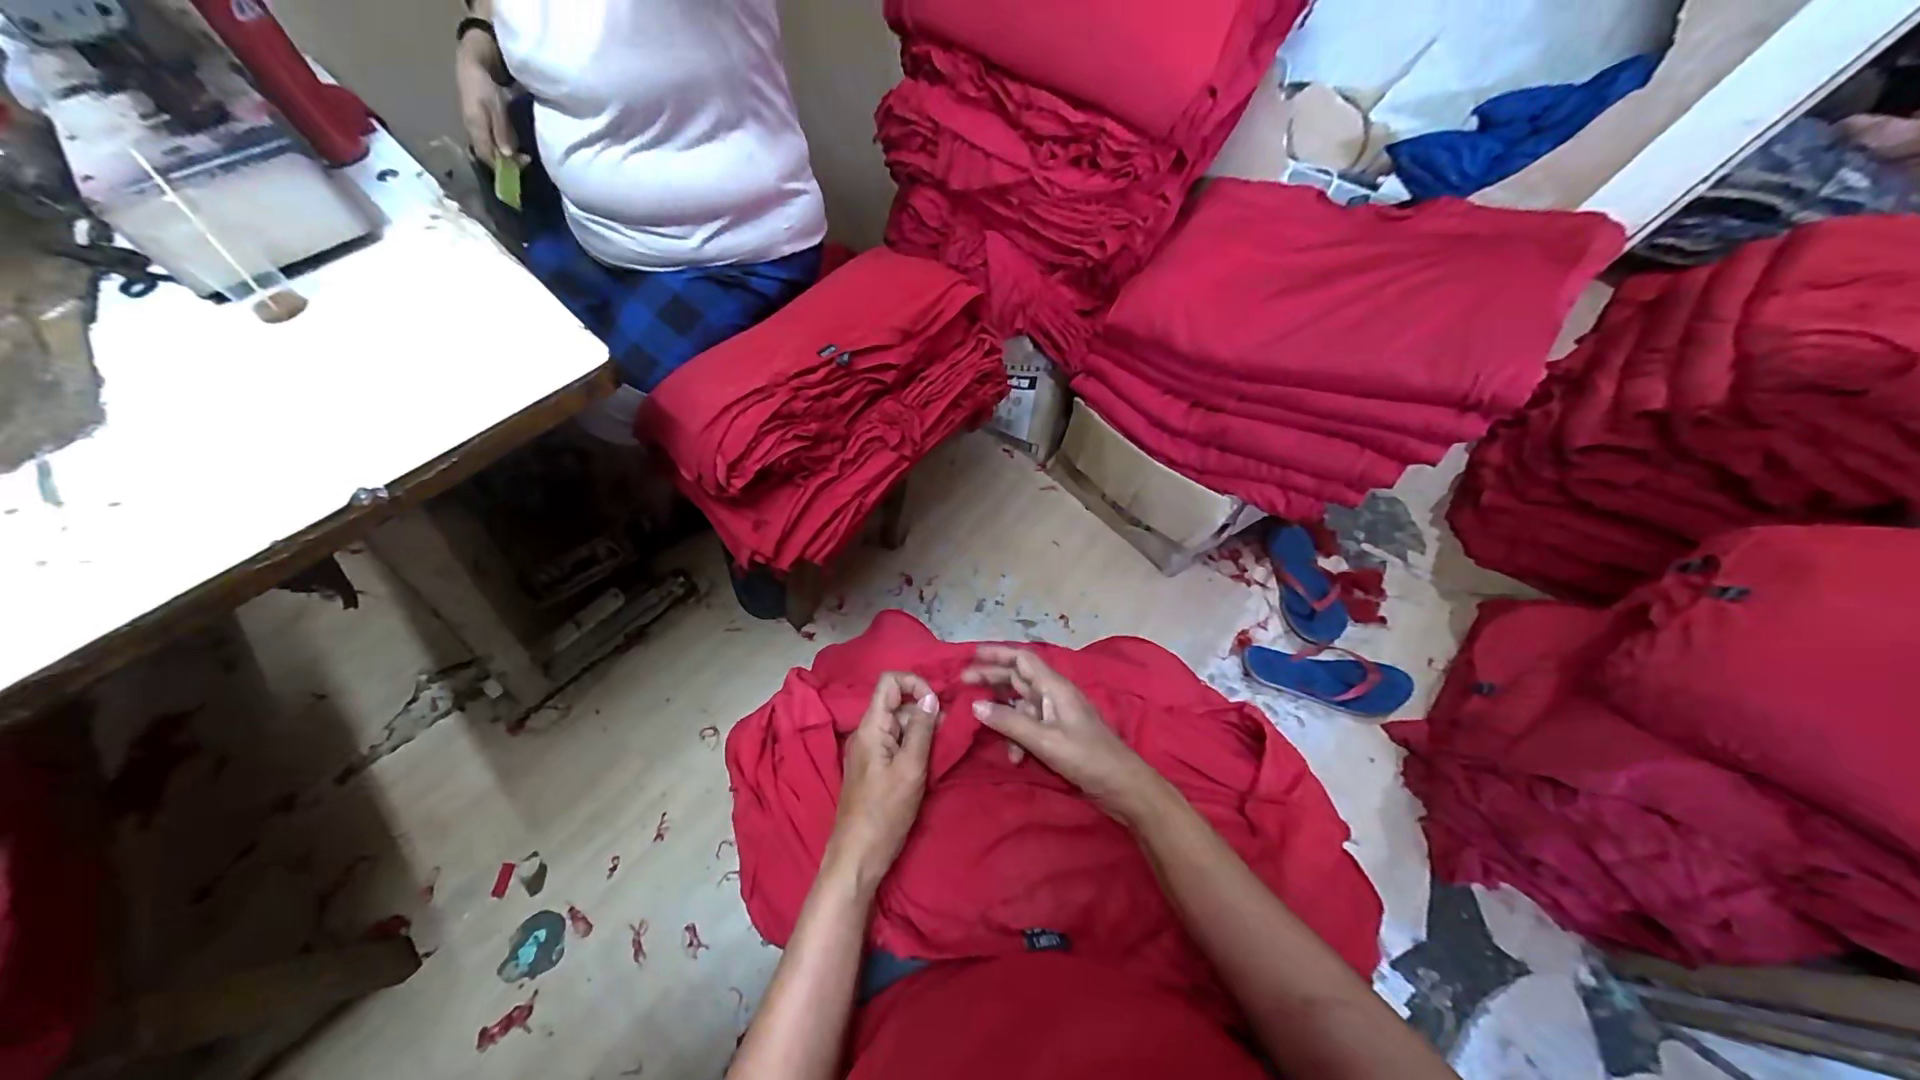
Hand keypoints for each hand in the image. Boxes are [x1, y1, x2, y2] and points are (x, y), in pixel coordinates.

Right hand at [455, 31, 518, 163]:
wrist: (473, 65)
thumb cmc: (485, 84)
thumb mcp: (496, 106)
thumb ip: (502, 130)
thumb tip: (507, 154)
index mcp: (475, 127)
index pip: (487, 156)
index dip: (502, 168)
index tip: (519, 172)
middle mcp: (473, 131)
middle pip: (488, 156)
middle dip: (507, 165)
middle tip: (525, 164)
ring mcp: (476, 129)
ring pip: (490, 151)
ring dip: (507, 159)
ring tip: (524, 159)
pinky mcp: (481, 125)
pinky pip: (492, 144)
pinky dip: (504, 150)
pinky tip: (516, 151)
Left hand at [829, 672, 939, 889]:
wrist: (857, 856)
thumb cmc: (884, 812)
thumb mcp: (910, 768)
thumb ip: (922, 730)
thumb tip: (931, 697)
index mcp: (871, 727)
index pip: (889, 681)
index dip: (915, 683)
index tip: (938, 704)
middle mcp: (867, 732)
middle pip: (899, 704)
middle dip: (925, 712)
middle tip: (947, 736)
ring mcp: (870, 750)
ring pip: (901, 725)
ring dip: (923, 732)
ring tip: (940, 753)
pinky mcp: (875, 767)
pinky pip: (897, 744)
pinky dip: (915, 747)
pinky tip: (929, 764)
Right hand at [962, 646, 1166, 823]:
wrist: (1122, 786)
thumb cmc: (1087, 758)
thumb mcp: (1044, 740)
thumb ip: (1009, 722)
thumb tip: (976, 705)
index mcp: (1055, 687)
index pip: (1022, 659)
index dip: (997, 653)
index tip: (970, 656)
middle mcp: (1055, 695)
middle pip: (1018, 678)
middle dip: (991, 679)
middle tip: (963, 683)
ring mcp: (1057, 715)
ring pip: (1021, 705)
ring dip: (1003, 716)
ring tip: (982, 727)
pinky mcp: (1058, 734)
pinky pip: (1029, 727)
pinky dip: (1017, 737)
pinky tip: (1014, 757)